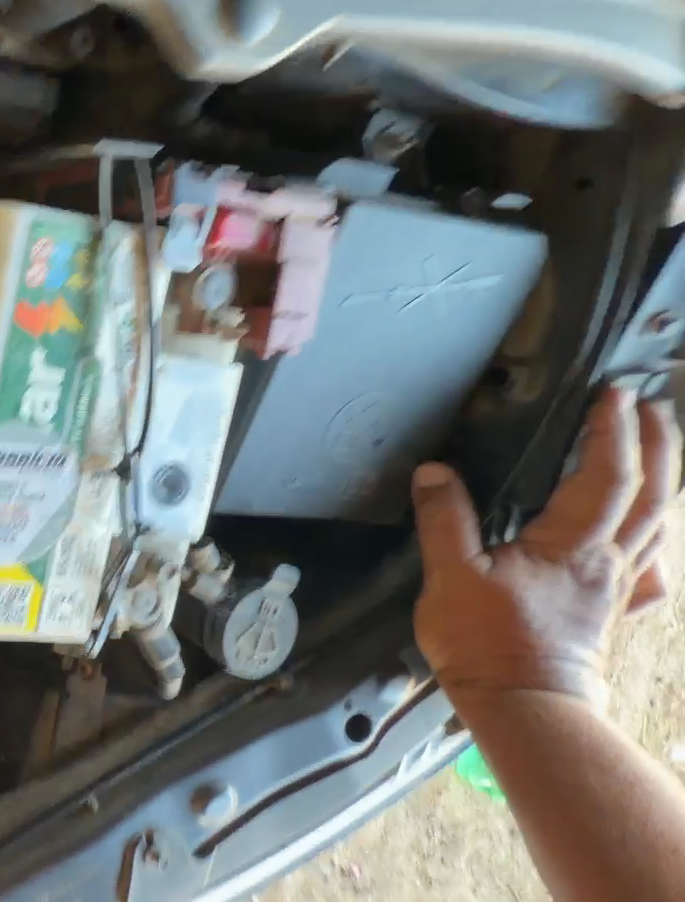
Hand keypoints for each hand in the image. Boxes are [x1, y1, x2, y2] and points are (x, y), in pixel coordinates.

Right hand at [412, 386, 678, 709]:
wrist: (524, 701)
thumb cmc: (486, 639)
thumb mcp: (451, 574)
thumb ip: (445, 519)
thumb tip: (435, 471)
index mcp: (572, 546)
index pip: (604, 477)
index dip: (611, 433)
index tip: (612, 395)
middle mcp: (609, 560)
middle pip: (651, 494)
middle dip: (654, 445)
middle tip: (646, 407)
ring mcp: (617, 586)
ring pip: (659, 524)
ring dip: (662, 480)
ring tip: (654, 451)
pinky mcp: (612, 608)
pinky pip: (650, 565)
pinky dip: (657, 541)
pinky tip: (650, 541)